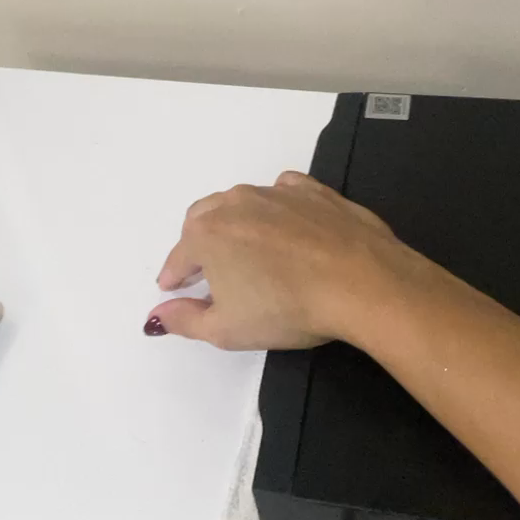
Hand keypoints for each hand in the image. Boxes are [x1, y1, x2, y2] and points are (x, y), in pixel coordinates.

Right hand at [148, 171, 423, 349]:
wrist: (361, 282)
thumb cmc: (287, 309)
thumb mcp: (227, 330)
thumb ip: (185, 320)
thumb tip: (158, 315)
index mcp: (207, 234)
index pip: (179, 258)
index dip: (174, 276)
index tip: (173, 287)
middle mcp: (235, 203)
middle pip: (203, 219)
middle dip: (198, 243)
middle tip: (206, 268)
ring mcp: (276, 192)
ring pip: (241, 202)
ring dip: (235, 223)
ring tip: (245, 250)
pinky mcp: (313, 190)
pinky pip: (282, 192)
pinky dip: (275, 208)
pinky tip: (284, 227)